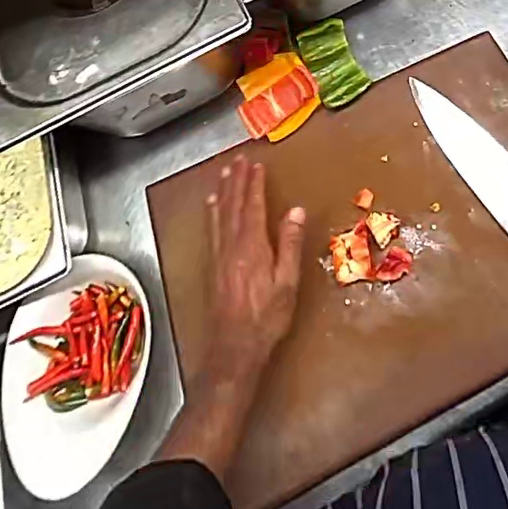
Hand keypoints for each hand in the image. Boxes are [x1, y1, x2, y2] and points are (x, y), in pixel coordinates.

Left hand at [201, 156, 305, 388]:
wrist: (234, 348)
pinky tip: (212, 206)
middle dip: (236, 181)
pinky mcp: (212, 266)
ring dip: (223, 191)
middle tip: (238, 159)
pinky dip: (212, 212)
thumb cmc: (267, 317)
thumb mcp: (287, 282)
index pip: (253, 207)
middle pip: (233, 205)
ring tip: (225, 173)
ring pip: (219, 215)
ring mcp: (219, 255)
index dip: (254, 184)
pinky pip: (211, 229)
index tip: (257, 165)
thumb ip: (290, 244)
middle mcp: (231, 246)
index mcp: (252, 246)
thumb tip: (296, 211)